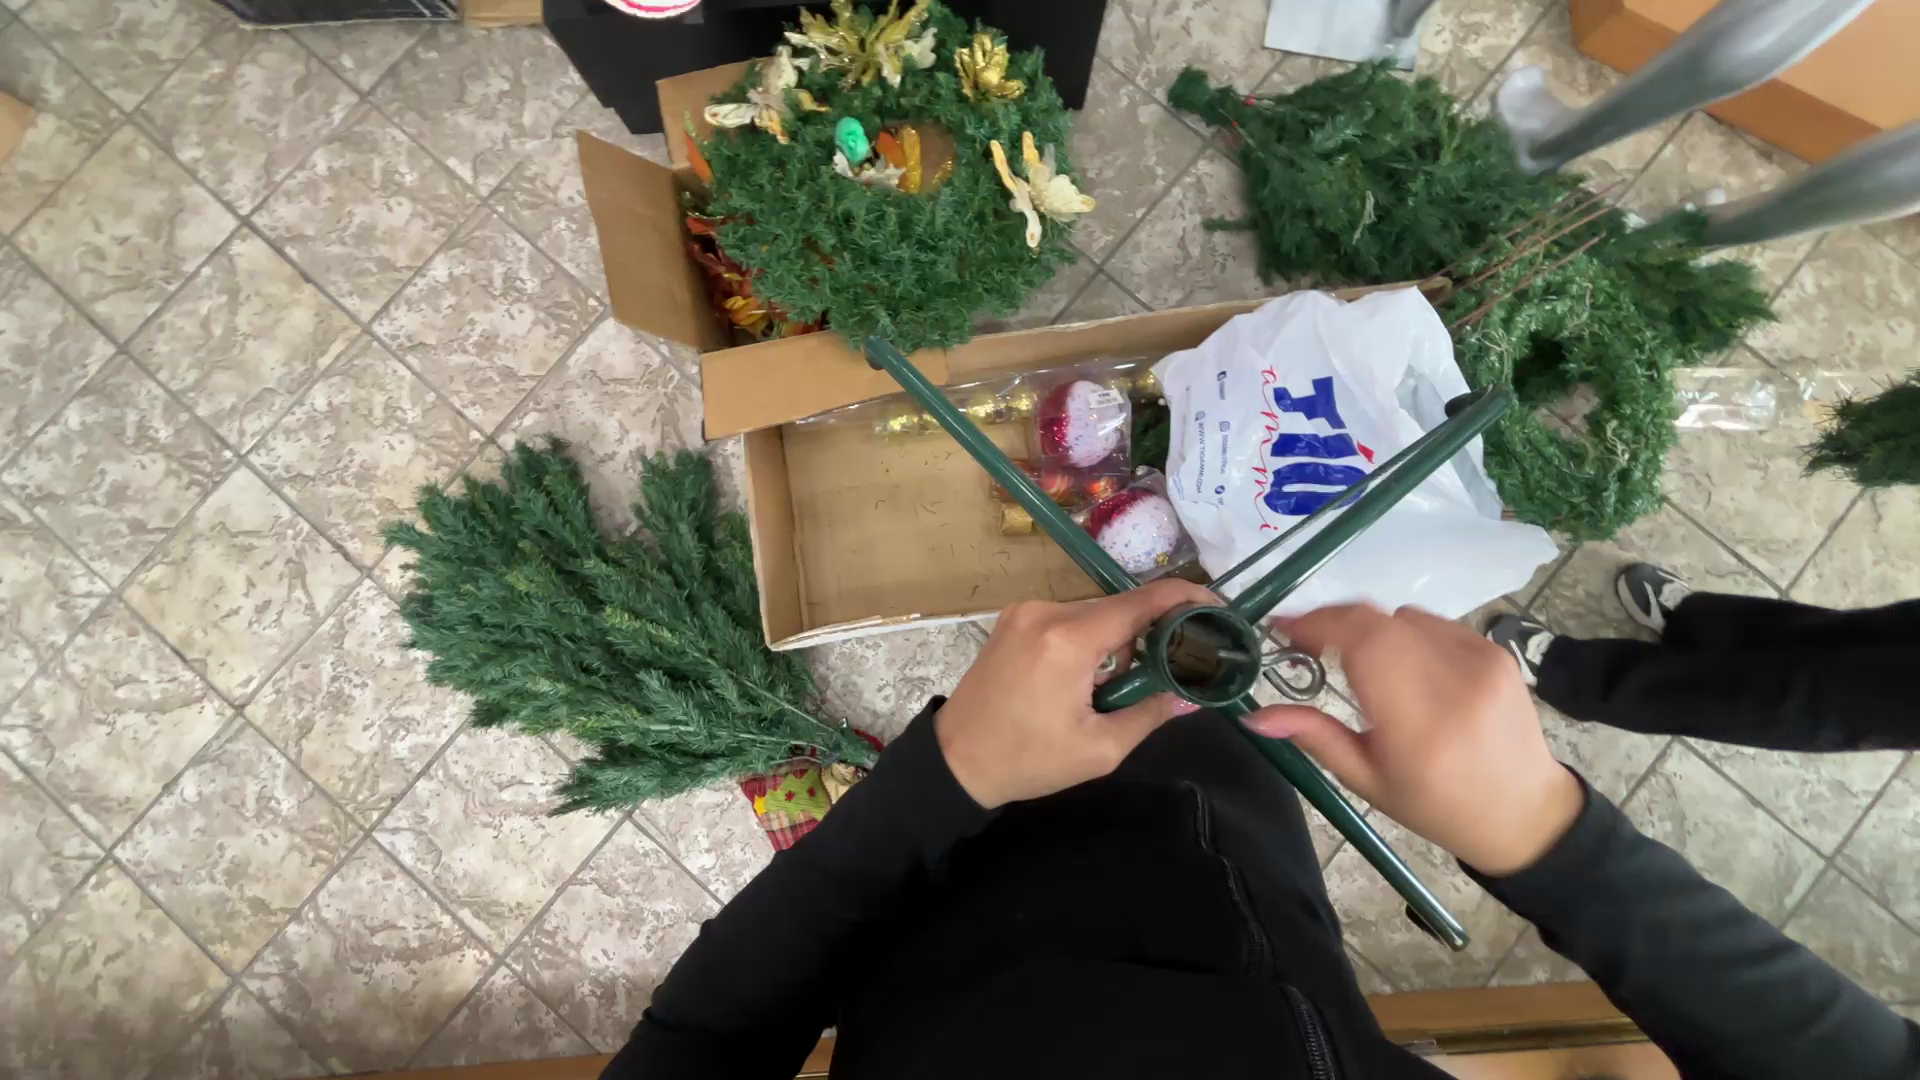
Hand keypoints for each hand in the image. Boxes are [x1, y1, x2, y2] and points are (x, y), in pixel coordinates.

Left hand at [936, 578, 1219, 808]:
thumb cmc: (1028, 760)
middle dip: (1148, 633)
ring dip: (1114, 639)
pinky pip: (1067, 618)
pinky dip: (1086, 638)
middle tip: (1166, 670)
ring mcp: (1024, 610)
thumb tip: (1192, 694)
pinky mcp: (1012, 618)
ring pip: (1093, 612)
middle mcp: (1045, 611)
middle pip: (1117, 608)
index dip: (1185, 599)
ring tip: (1110, 687)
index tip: (1217, 608)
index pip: (1141, 601)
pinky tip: (1082, 676)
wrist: (955, 759)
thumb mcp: (1100, 748)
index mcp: (1068, 640)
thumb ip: (1151, 713)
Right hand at [1244, 604, 1582, 876]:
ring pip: (1399, 615)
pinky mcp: (1496, 653)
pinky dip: (1400, 632)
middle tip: (1302, 638)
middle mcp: (1455, 684)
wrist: (1528, 814)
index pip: (1364, 644)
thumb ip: (1311, 736)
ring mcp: (1481, 662)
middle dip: (1330, 620)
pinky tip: (1397, 660)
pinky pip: (1430, 622)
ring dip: (1365, 627)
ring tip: (1351, 655)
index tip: (1283, 630)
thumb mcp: (1364, 780)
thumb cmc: (1435, 805)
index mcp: (1419, 725)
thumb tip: (1252, 716)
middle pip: (1377, 620)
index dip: (1317, 625)